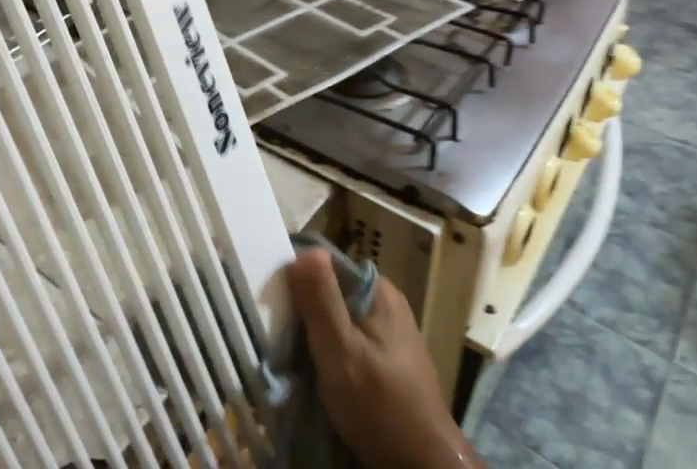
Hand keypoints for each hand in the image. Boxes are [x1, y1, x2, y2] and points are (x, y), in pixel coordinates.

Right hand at [287, 248, 484, 468]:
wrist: (420, 465)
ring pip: (338, 317)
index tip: (276, 304)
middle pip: (331, 290)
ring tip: (294, 354)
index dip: (298, 278)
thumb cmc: (378, 405)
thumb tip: (307, 248)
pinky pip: (349, 339)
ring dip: (315, 332)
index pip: (328, 264)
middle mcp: (387, 303)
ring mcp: (389, 332)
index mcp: (379, 292)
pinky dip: (330, 349)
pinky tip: (318, 370)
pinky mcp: (387, 358)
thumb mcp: (340, 350)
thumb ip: (321, 299)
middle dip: (304, 309)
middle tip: (281, 334)